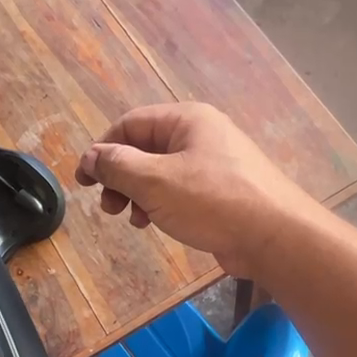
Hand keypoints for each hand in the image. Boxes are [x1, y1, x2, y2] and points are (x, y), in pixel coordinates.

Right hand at [74, 103, 330, 283]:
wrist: (273, 235)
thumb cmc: (212, 201)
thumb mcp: (155, 181)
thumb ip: (117, 166)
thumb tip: (90, 156)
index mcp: (186, 120)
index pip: (129, 125)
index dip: (101, 151)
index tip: (83, 182)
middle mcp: (199, 135)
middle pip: (143, 149)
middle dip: (119, 177)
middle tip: (109, 207)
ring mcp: (212, 163)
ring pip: (158, 173)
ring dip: (136, 195)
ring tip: (132, 219)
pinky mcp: (219, 191)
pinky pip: (177, 190)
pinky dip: (158, 204)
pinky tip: (155, 223)